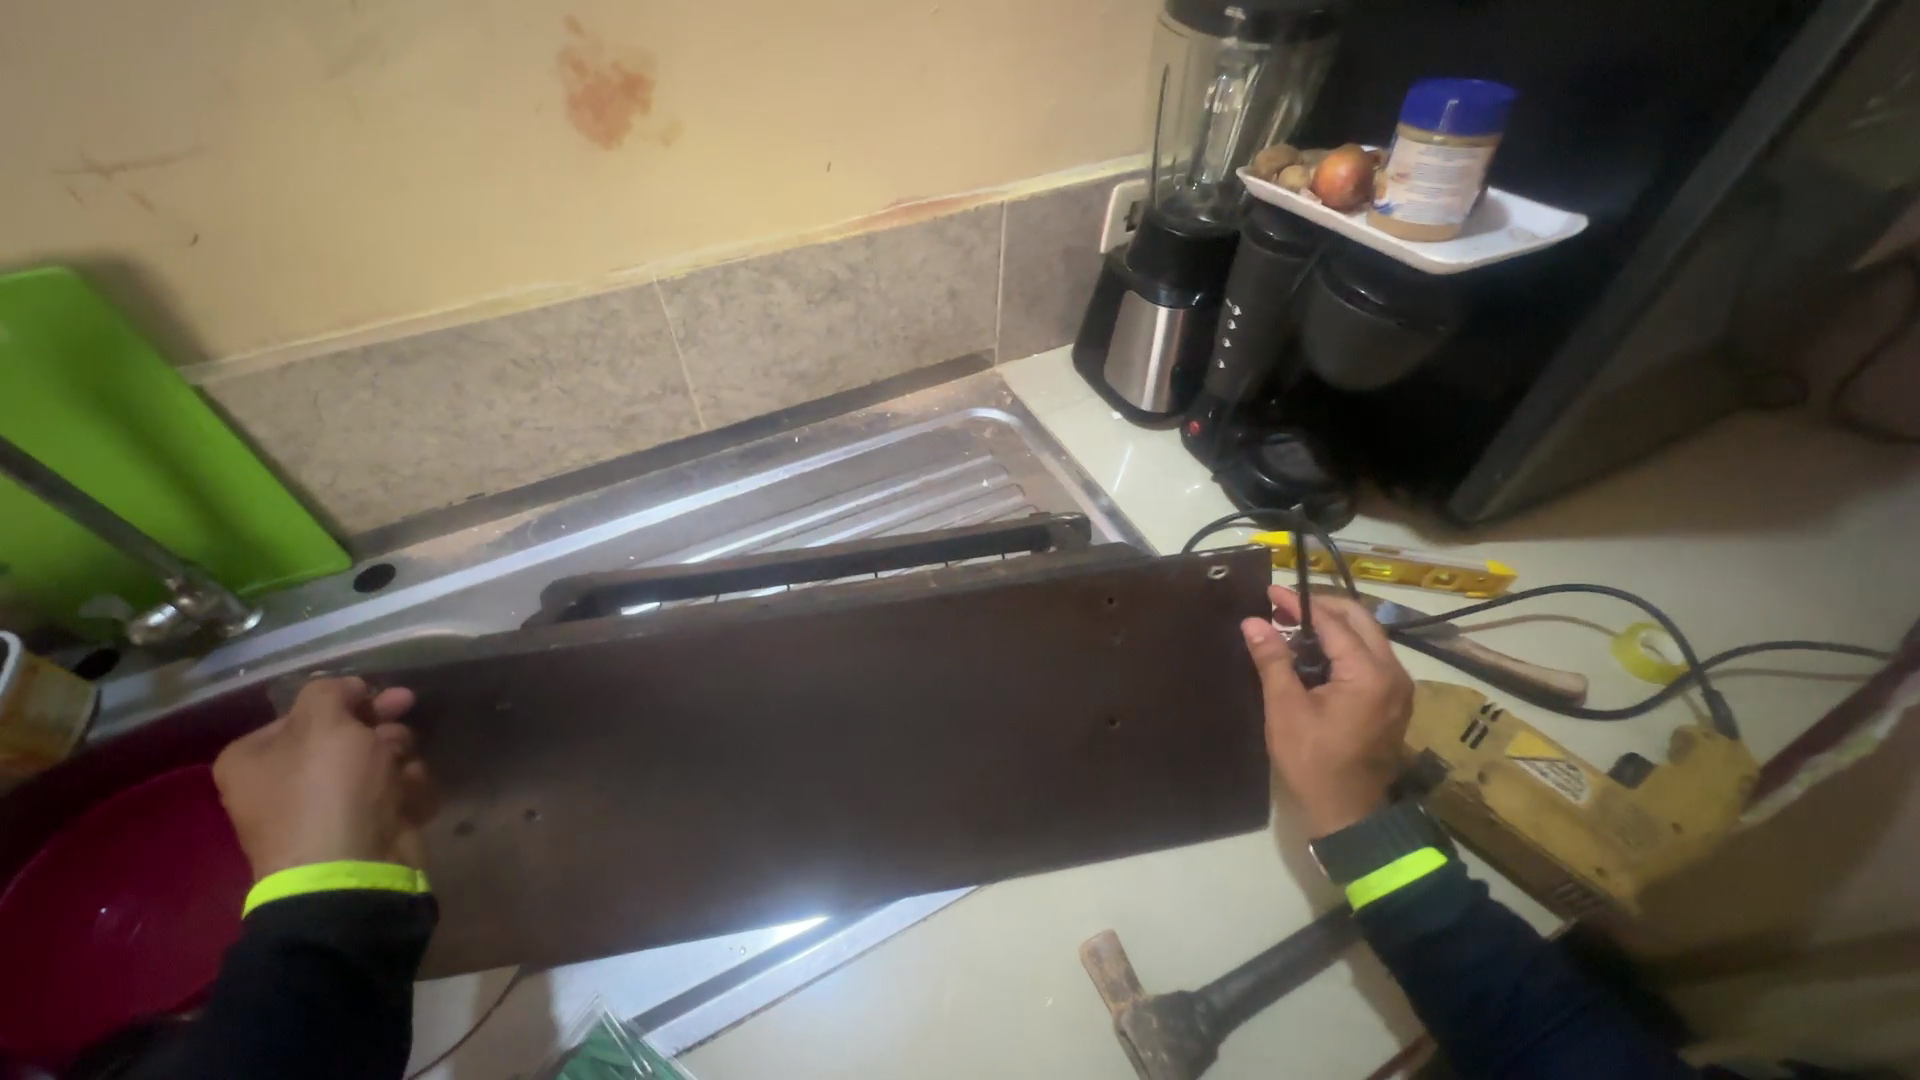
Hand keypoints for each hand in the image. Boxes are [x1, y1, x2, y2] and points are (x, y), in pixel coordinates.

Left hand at [213, 677, 432, 880]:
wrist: (350, 865)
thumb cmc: (328, 788)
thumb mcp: (324, 722)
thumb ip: (329, 692)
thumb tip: (345, 689)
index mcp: (254, 758)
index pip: (307, 713)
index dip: (348, 700)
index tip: (380, 694)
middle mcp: (280, 783)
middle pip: (345, 736)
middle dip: (382, 729)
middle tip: (409, 716)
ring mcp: (320, 809)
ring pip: (376, 762)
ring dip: (400, 760)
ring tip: (404, 775)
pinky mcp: (358, 827)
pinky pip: (390, 793)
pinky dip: (406, 791)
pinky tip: (408, 798)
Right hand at [1241, 586, 1413, 837]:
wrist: (1347, 813)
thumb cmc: (1313, 762)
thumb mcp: (1285, 709)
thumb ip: (1273, 660)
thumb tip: (1253, 621)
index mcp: (1369, 673)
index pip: (1333, 622)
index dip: (1299, 604)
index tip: (1269, 593)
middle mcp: (1393, 672)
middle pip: (1359, 620)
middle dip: (1319, 608)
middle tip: (1280, 607)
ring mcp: (1398, 686)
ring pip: (1367, 636)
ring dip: (1331, 626)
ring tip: (1291, 627)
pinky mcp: (1393, 699)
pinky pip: (1369, 657)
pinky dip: (1342, 646)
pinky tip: (1311, 653)